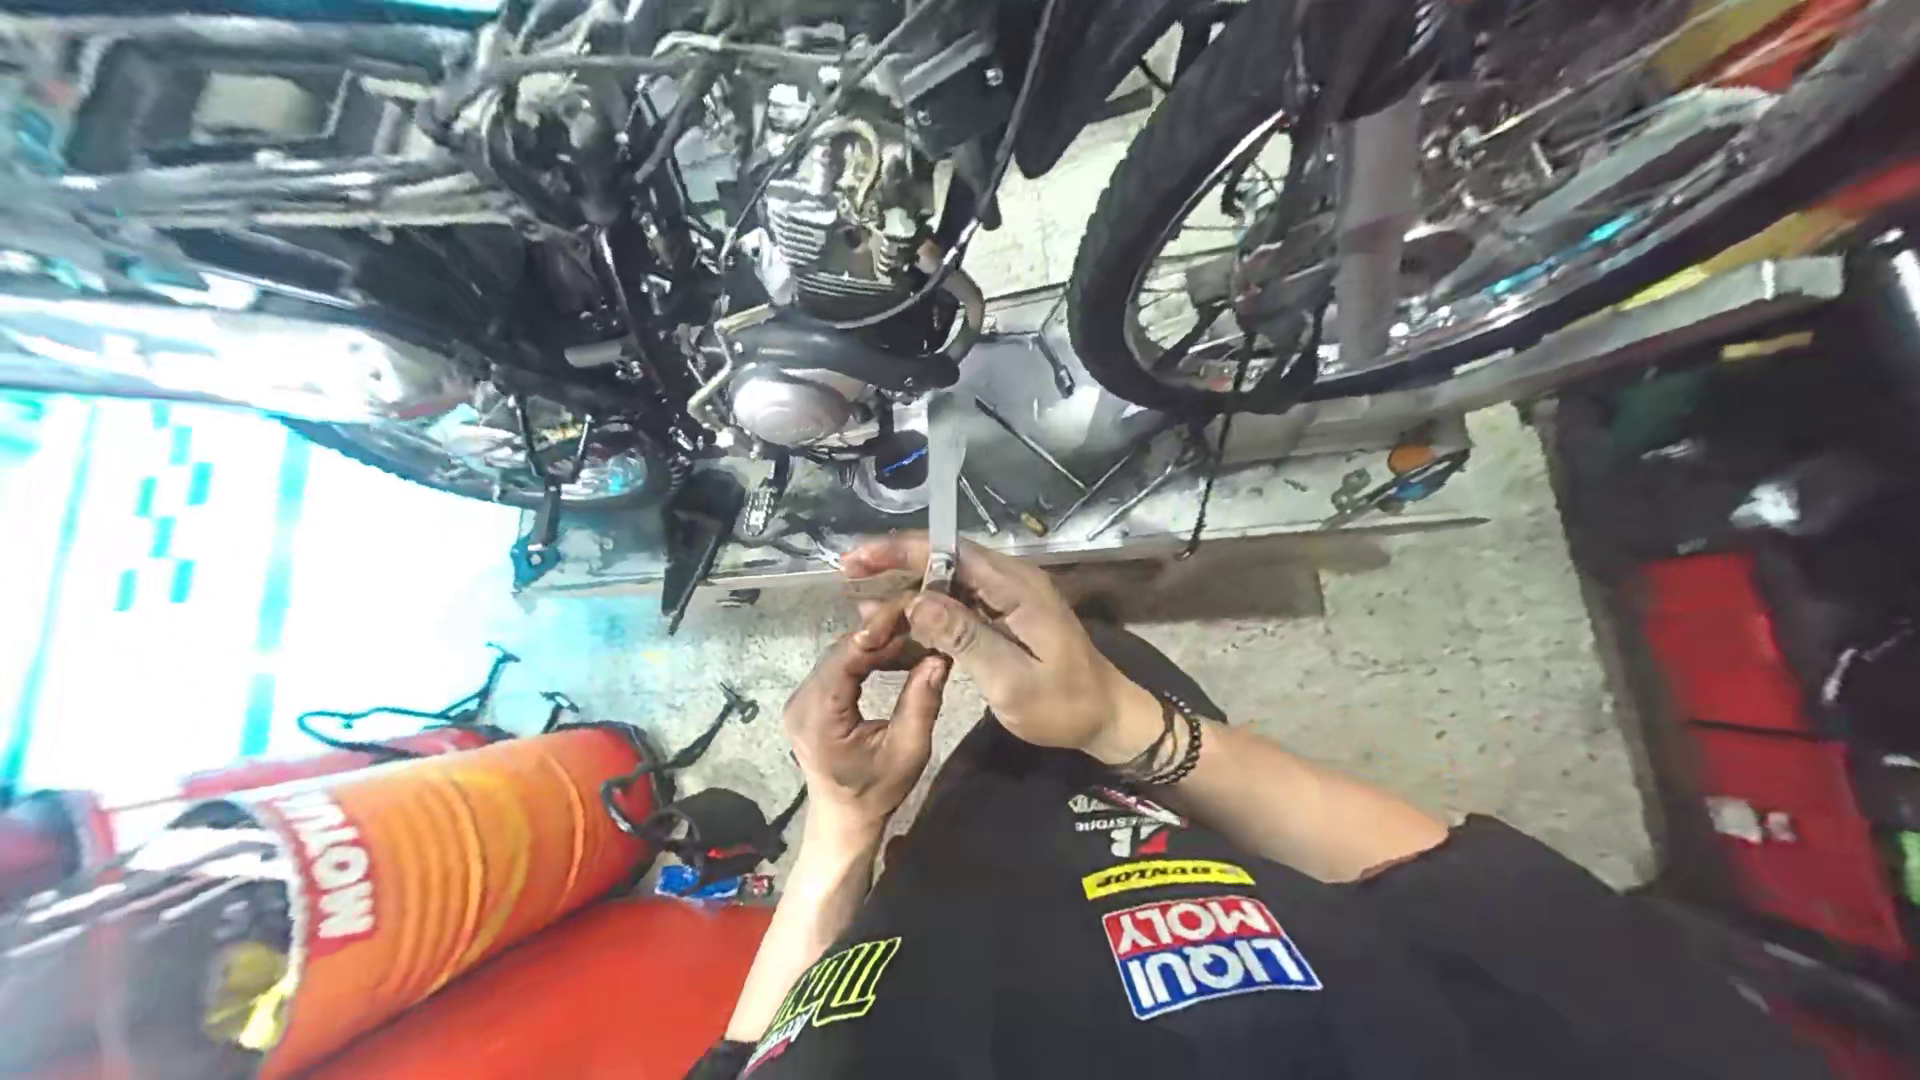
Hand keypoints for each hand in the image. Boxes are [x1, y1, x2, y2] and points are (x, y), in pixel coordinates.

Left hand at [784, 597, 950, 837]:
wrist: (843, 820)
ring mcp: (801, 700)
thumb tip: (939, 657)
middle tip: (921, 628)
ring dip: (876, 646)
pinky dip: (866, 659)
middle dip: (882, 636)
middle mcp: (801, 701)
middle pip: (841, 651)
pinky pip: (837, 667)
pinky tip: (894, 658)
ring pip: (840, 655)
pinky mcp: (808, 701)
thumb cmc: (876, 792)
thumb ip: (921, 703)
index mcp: (819, 714)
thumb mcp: (908, 751)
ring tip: (914, 642)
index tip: (913, 616)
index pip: (845, 656)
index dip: (878, 633)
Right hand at [840, 534, 1162, 765]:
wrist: (1106, 716)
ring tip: (865, 602)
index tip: (860, 557)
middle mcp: (1011, 580)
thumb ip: (965, 637)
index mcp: (1016, 587)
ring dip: (908, 588)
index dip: (903, 549)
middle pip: (945, 559)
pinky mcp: (1006, 613)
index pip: (951, 552)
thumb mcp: (1011, 679)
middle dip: (896, 564)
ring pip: (948, 579)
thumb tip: (916, 602)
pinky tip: (900, 621)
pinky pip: (960, 600)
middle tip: (851, 576)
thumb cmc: (1063, 704)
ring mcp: (1009, 595)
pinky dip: (927, 609)